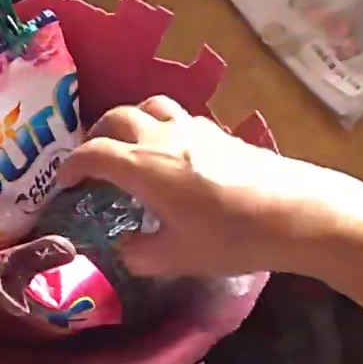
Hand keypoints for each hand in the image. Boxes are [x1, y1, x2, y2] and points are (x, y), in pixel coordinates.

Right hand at [57, 97, 362, 277]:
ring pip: (150, 106)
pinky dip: (161, 127)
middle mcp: (164, 137)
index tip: (64, 181)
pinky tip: (173, 154)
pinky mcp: (222, 133)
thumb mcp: (176, 258)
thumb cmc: (231, 237)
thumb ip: (139, 254)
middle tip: (92, 161)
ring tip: (129, 146)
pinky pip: (178, 117)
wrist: (299, 214)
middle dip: (96, 136)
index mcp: (144, 166)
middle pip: (117, 117)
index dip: (72, 165)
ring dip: (130, 121)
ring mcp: (196, 130)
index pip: (94, 153)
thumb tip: (126, 247)